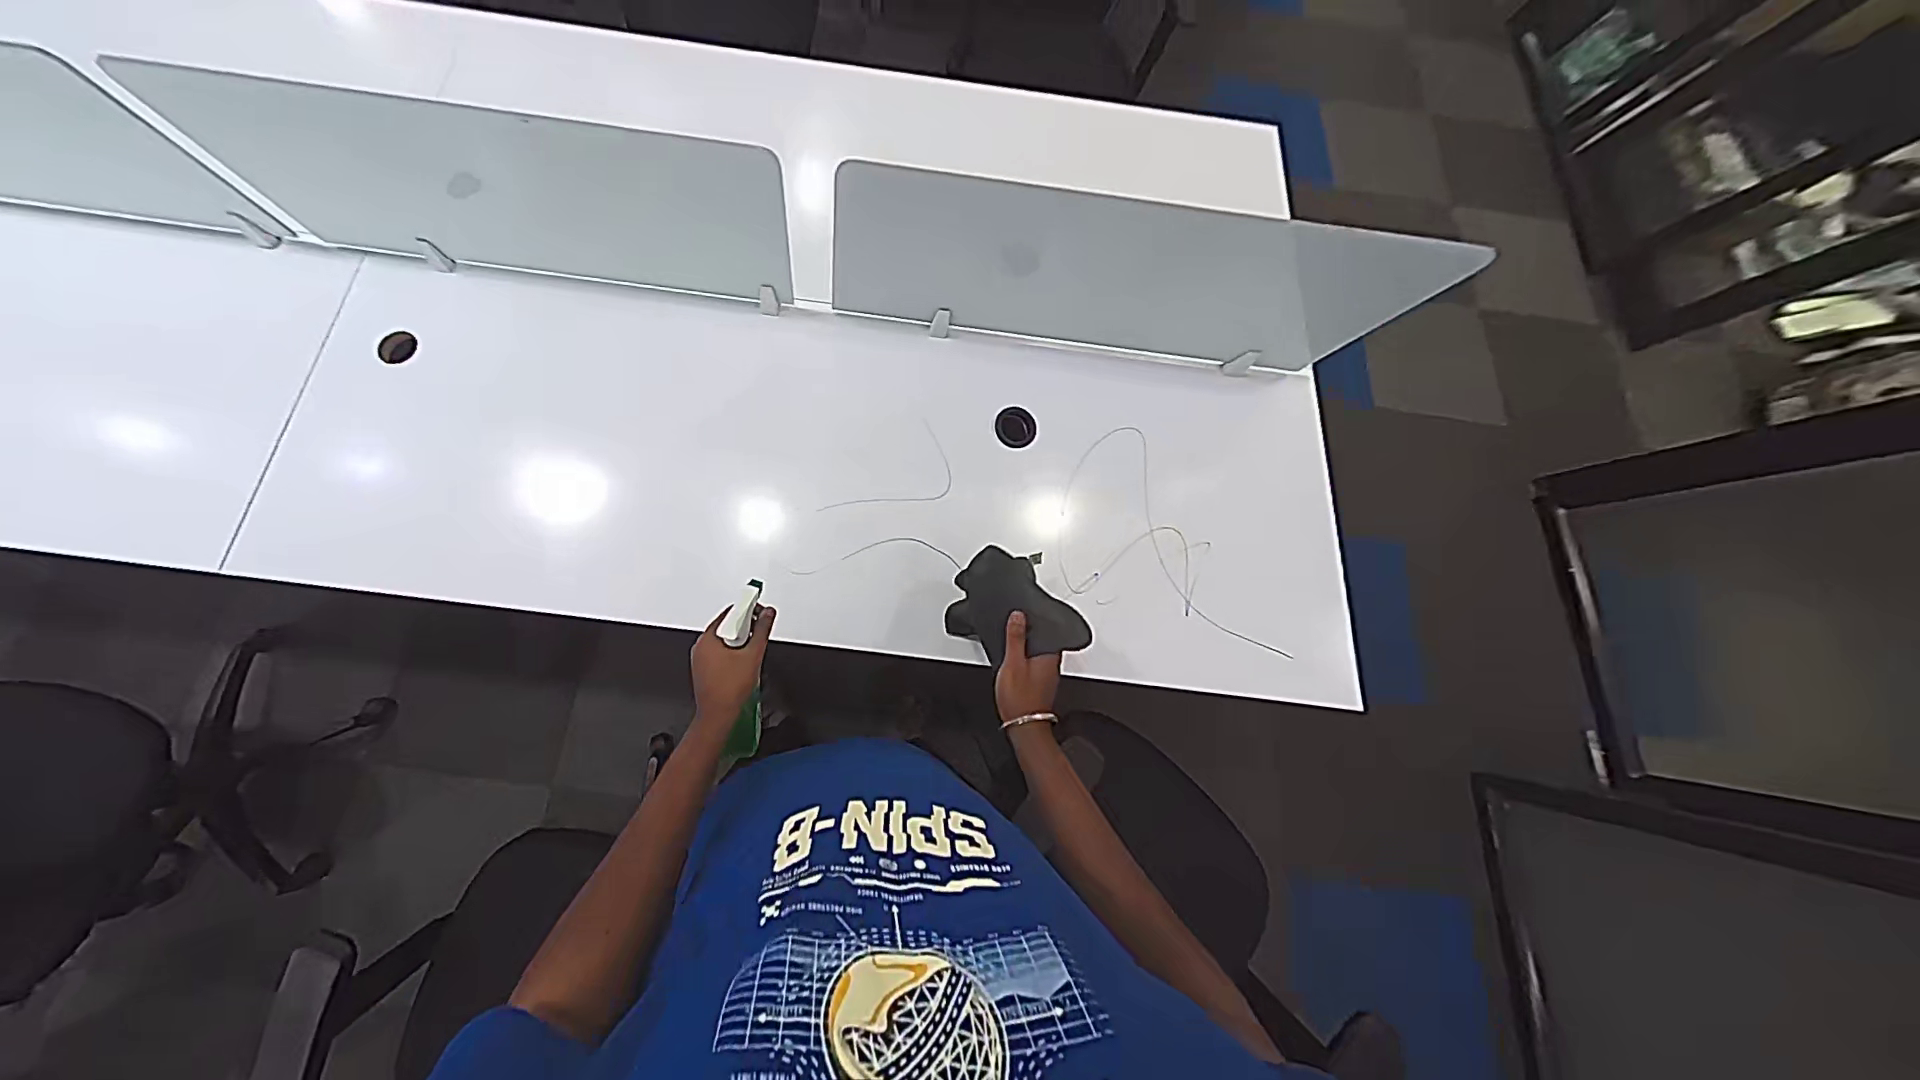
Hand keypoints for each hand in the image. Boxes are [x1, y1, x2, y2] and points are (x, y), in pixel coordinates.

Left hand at [690, 604, 775, 725]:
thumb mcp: (753, 654)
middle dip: (745, 628)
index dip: (748, 610)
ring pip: (724, 640)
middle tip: (758, 635)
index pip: (730, 613)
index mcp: (708, 639)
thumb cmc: (729, 689)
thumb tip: (768, 614)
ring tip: (751, 653)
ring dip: (740, 642)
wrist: (718, 715)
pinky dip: (733, 653)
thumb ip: (762, 630)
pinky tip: (743, 664)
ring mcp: (701, 658)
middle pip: (727, 626)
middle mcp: (701, 646)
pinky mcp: (704, 669)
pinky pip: (719, 652)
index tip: (760, 611)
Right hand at [994, 611, 1059, 725]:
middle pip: (1044, 640)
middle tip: (1018, 623)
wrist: (1023, 726)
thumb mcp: (1013, 663)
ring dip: (1028, 645)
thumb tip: (1018, 617)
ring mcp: (1048, 674)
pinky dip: (1027, 657)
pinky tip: (1016, 659)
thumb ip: (1015, 638)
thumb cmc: (1019, 699)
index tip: (1027, 612)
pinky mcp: (1041, 682)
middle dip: (1032, 631)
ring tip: (1014, 639)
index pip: (1049, 629)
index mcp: (1049, 656)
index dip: (1038, 619)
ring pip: (1039, 651)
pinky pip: (1035, 662)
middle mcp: (1052, 664)